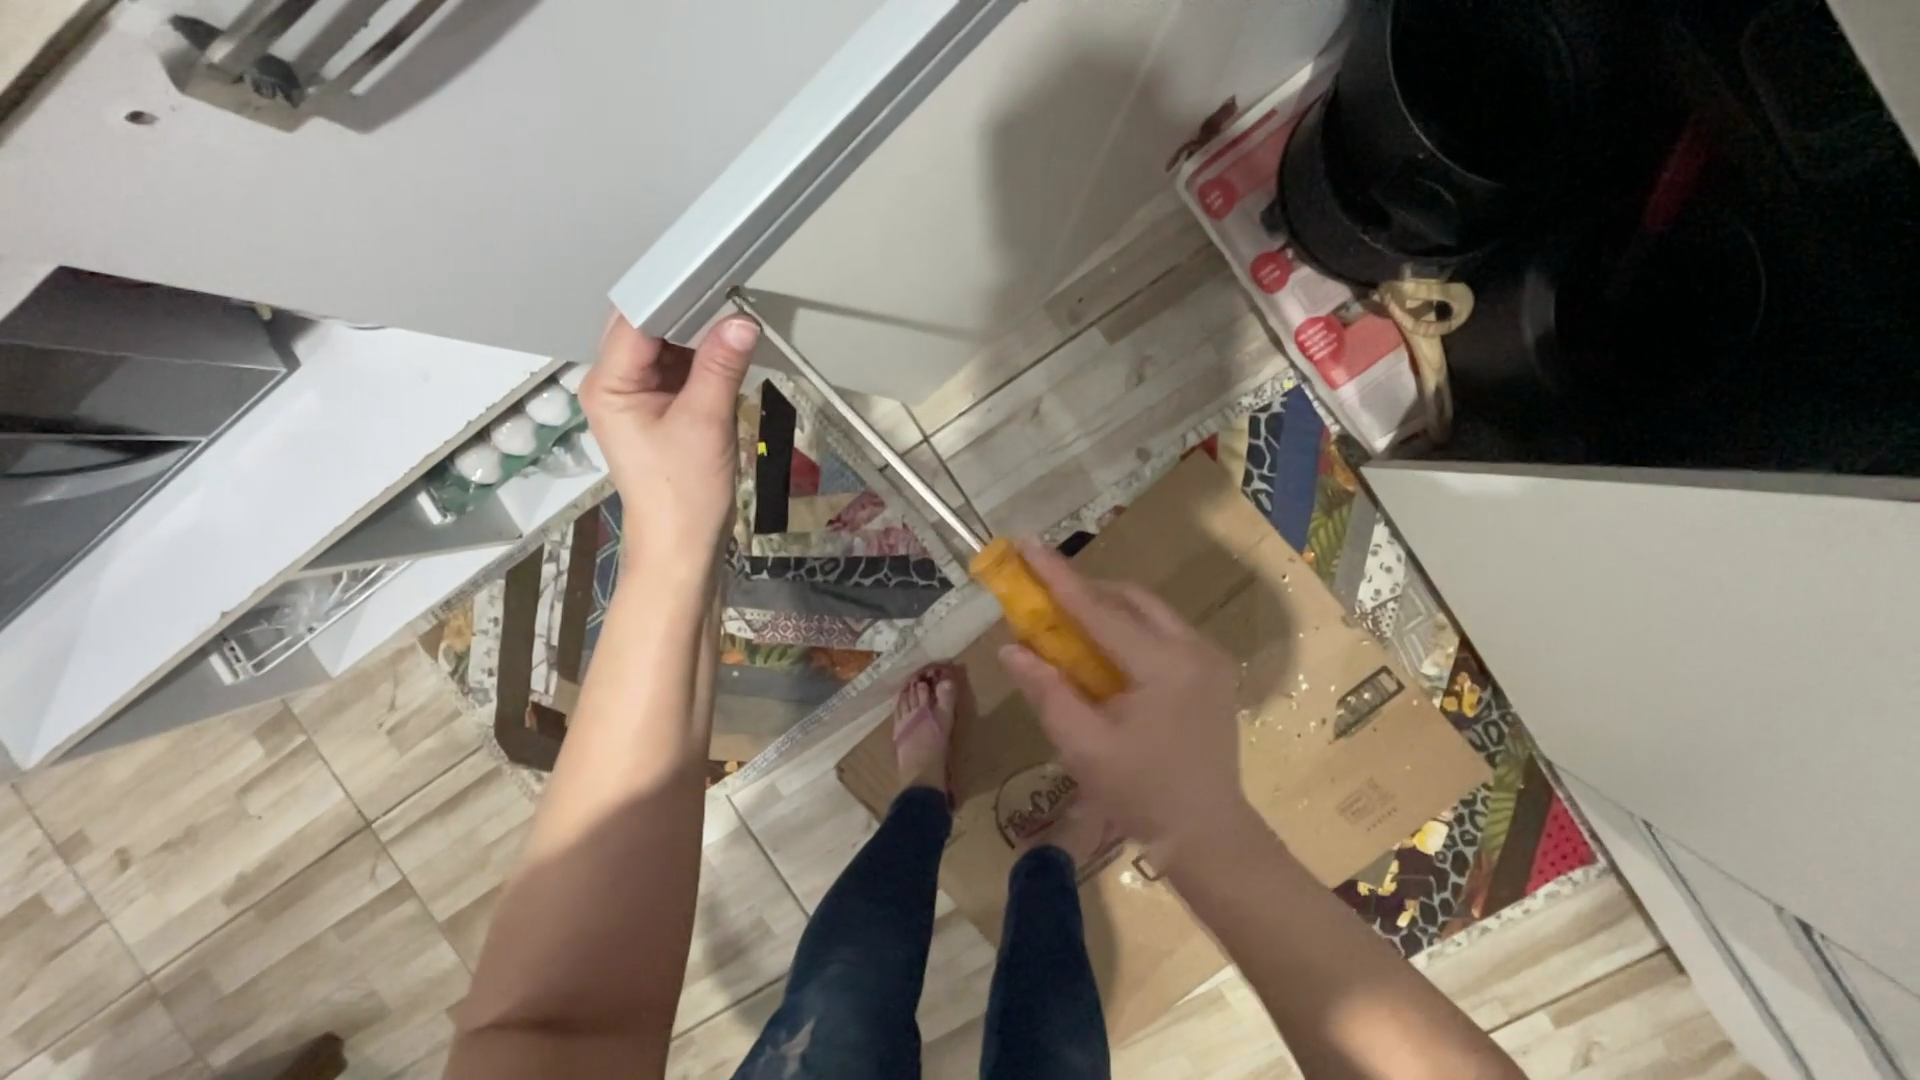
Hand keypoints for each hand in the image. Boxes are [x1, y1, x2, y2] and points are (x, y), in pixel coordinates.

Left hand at [578, 313, 759, 557]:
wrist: (684, 544)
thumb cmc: (683, 492)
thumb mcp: (706, 423)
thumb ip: (721, 366)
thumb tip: (742, 322)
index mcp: (609, 385)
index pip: (636, 320)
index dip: (671, 294)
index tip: (709, 273)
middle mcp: (615, 384)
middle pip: (647, 327)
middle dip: (686, 310)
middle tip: (727, 289)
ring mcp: (637, 396)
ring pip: (665, 346)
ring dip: (697, 333)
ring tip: (732, 313)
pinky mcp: (660, 409)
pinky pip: (679, 369)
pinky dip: (702, 357)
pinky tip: (727, 347)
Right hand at [999, 541, 1252, 861]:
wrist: (1208, 834)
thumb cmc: (1140, 793)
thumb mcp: (1082, 745)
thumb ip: (1047, 689)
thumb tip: (1011, 648)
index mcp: (1163, 665)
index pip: (1099, 609)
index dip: (1057, 576)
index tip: (1026, 543)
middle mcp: (1193, 648)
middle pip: (1130, 598)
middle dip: (1084, 589)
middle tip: (1042, 592)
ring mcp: (1208, 658)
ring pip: (1149, 611)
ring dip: (1107, 608)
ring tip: (1066, 620)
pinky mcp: (1210, 672)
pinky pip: (1163, 631)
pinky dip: (1128, 629)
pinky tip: (1103, 650)